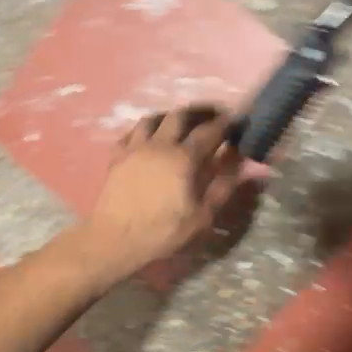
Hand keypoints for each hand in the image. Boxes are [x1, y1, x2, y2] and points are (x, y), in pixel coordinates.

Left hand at [71, 106, 245, 284]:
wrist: (114, 239)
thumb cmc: (161, 232)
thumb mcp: (201, 217)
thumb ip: (221, 188)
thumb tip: (236, 164)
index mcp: (183, 158)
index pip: (209, 131)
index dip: (225, 123)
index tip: (236, 120)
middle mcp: (159, 144)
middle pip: (180, 115)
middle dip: (199, 112)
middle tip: (211, 116)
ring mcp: (134, 148)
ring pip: (153, 118)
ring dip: (169, 117)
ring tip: (178, 123)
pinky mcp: (116, 156)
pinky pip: (131, 132)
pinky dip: (144, 130)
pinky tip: (147, 138)